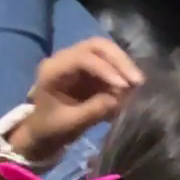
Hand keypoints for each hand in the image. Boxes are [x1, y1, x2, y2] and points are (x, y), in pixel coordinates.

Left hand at [19, 38, 144, 157]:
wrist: (42, 132)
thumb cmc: (51, 128)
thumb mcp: (70, 123)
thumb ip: (93, 110)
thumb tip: (118, 98)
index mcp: (53, 69)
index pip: (82, 58)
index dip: (105, 69)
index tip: (123, 86)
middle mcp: (65, 58)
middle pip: (97, 46)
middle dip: (119, 60)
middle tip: (138, 80)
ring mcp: (78, 61)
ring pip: (106, 51)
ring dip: (124, 65)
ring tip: (137, 85)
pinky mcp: (89, 68)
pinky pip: (110, 63)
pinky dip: (122, 74)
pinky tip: (131, 89)